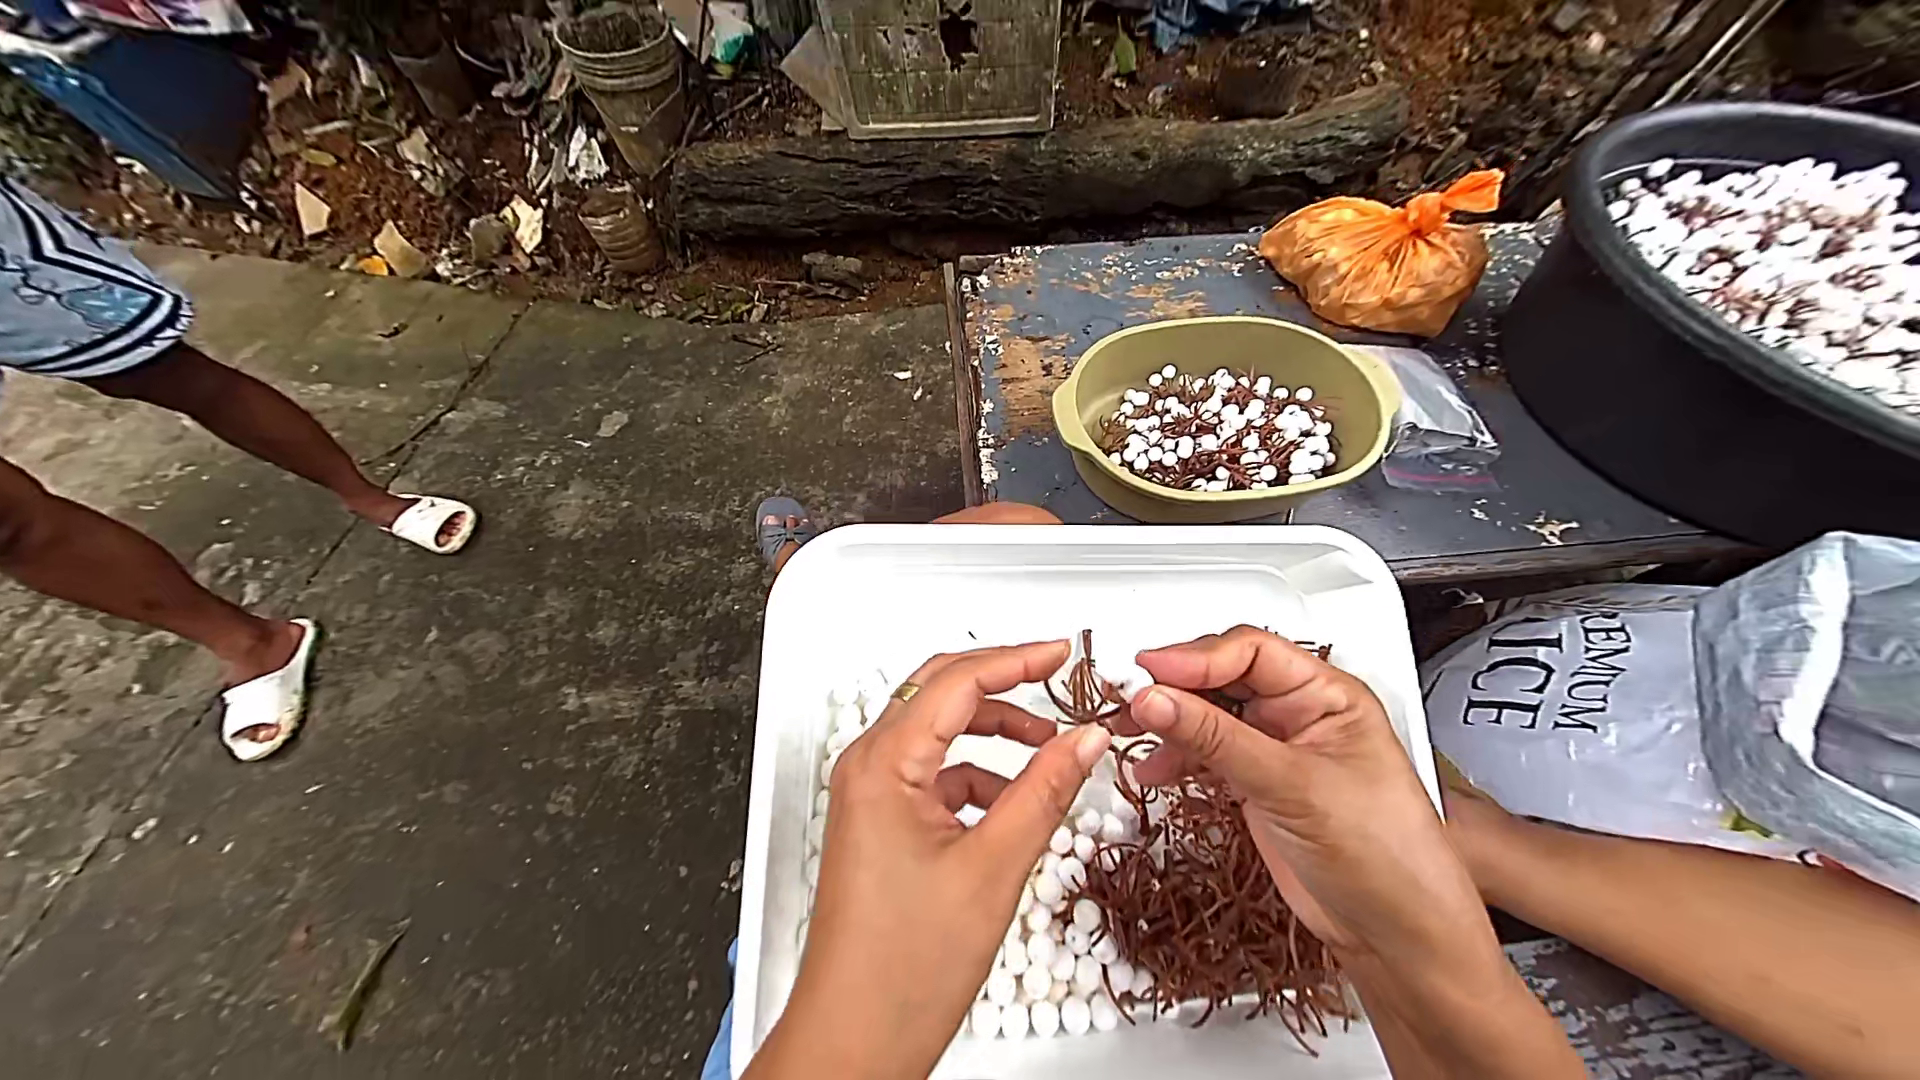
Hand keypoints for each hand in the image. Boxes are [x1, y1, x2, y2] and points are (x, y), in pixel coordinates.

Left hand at [747, 642, 1111, 1079]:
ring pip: (940, 730)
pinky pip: (935, 770)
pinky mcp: (882, 817)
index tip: (1057, 652)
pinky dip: (977, 771)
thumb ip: (1044, 791)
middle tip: (1050, 675)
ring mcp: (871, 791)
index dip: (1015, 659)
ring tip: (1044, 748)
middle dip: (1001, 681)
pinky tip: (1011, 798)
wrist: (853, 1045)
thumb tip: (1083, 740)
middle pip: (941, 691)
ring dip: (993, 730)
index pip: (957, 680)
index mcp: (883, 763)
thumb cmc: (899, 971)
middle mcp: (868, 766)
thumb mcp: (993, 868)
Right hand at [1117, 625, 1482, 961]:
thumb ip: (1215, 738)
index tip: (1150, 670)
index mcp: (1326, 693)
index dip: (1195, 656)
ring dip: (1166, 721)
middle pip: (1220, 676)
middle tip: (1131, 698)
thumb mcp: (1291, 785)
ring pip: (1205, 712)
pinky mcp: (1252, 778)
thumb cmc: (1386, 860)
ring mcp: (1272, 745)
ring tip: (1131, 730)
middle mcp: (1296, 711)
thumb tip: (1155, 699)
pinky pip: (1201, 750)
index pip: (1249, 652)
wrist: (1397, 940)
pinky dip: (1173, 757)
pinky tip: (1153, 769)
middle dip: (1173, 686)